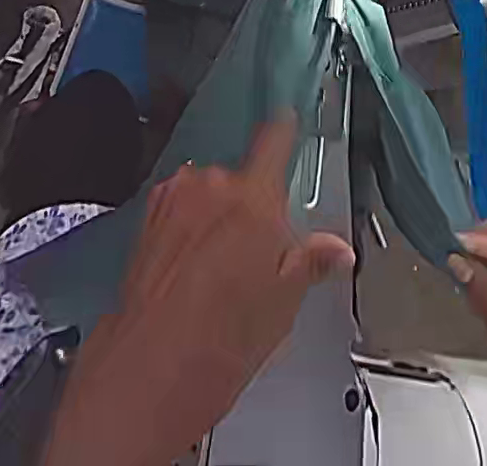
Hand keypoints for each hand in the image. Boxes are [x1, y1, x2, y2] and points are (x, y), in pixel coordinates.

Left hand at [41, 116, 353, 465]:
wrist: (149, 367)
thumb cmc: (218, 339)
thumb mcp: (282, 302)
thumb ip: (310, 261)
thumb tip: (337, 250)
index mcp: (256, 198)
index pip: (275, 140)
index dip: (284, 127)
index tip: (287, 119)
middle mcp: (214, 186)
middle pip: (243, 178)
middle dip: (250, 204)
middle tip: (254, 249)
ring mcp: (177, 197)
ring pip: (210, 192)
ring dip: (216, 213)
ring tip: (217, 266)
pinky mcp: (150, 214)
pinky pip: (181, 204)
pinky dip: (188, 223)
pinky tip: (191, 265)